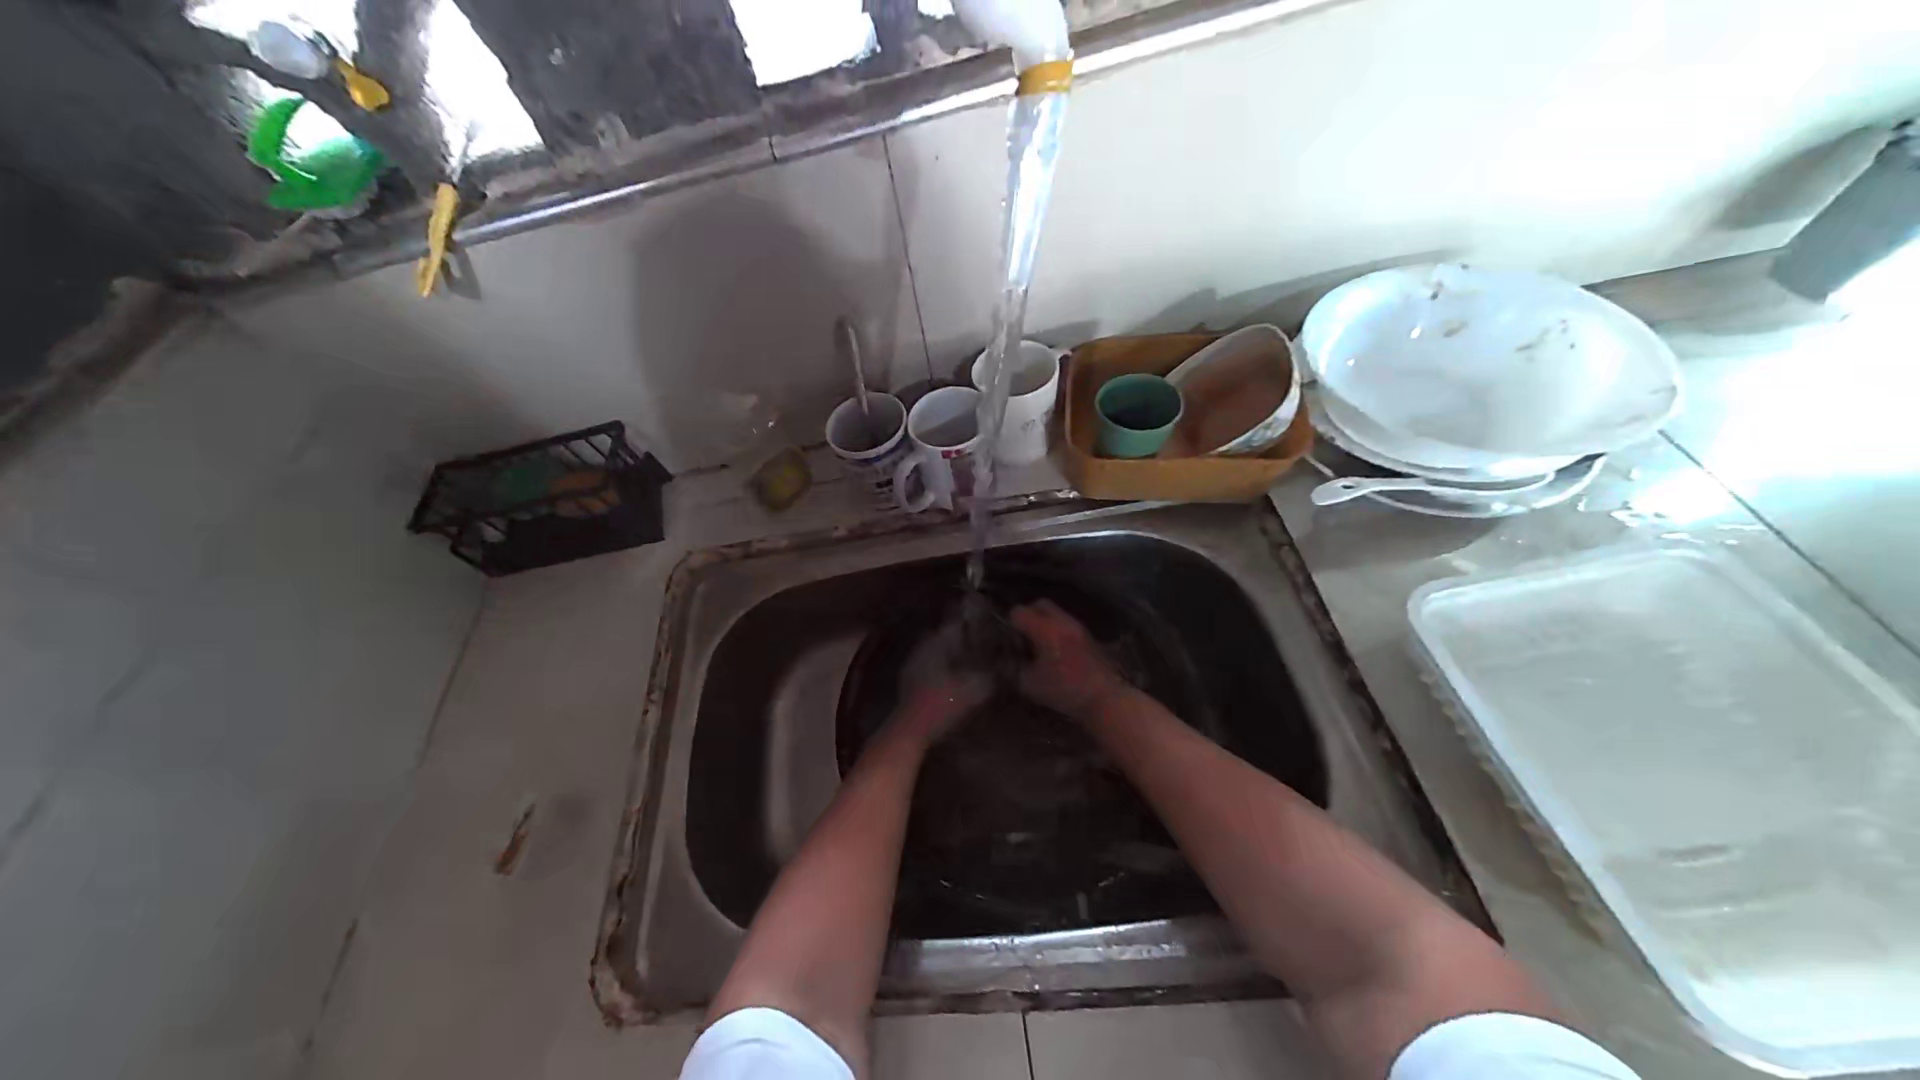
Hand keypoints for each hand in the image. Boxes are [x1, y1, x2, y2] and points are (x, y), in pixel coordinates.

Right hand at [1009, 600, 1128, 719]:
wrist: (1105, 698)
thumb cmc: (1065, 691)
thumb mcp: (1029, 684)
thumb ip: (1012, 668)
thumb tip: (1005, 659)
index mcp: (1045, 629)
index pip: (1018, 612)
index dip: (1009, 625)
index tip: (1012, 643)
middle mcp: (1062, 621)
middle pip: (1040, 604)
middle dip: (1028, 616)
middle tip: (1024, 638)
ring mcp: (1078, 626)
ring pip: (1056, 613)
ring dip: (1044, 623)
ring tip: (1041, 646)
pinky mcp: (1089, 636)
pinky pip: (1067, 624)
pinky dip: (1057, 630)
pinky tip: (1057, 652)